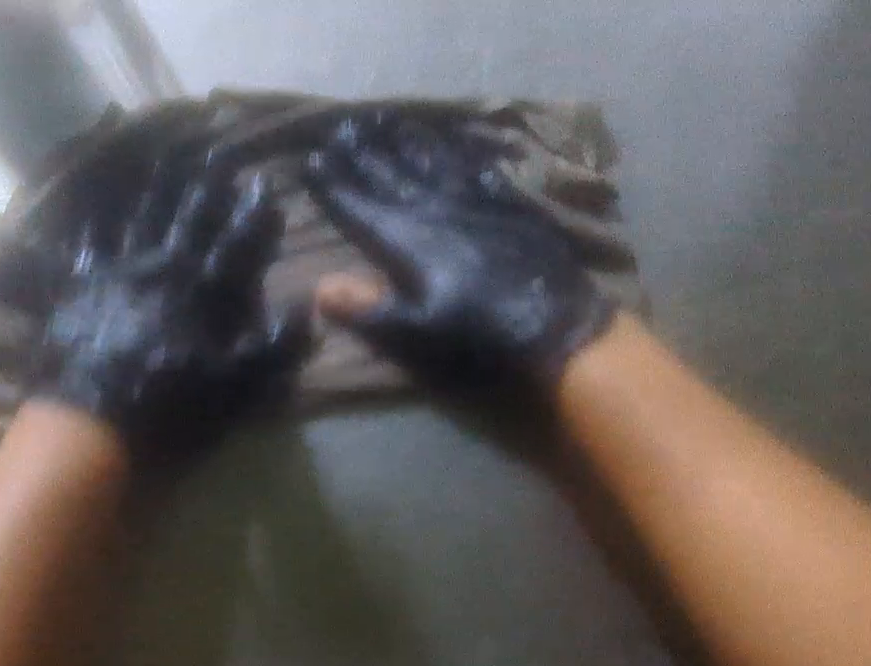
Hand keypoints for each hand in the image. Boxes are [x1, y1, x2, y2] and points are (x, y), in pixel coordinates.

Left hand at [0, 170, 309, 463]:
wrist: (93, 424)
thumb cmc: (170, 410)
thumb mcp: (237, 389)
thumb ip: (275, 348)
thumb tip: (306, 309)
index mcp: (202, 292)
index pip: (237, 243)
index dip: (253, 215)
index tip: (264, 187)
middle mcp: (162, 268)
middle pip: (189, 217)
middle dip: (206, 186)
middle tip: (216, 154)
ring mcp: (116, 271)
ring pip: (139, 216)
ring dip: (154, 187)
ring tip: (163, 157)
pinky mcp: (77, 286)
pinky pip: (82, 242)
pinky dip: (86, 218)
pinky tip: (86, 199)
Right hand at [304, 113, 617, 399]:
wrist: (556, 327)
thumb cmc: (477, 338)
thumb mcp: (415, 333)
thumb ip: (368, 307)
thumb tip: (319, 285)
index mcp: (408, 242)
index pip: (361, 206)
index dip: (336, 185)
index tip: (314, 159)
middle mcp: (438, 211)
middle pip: (393, 175)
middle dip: (365, 153)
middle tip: (344, 126)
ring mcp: (477, 204)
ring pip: (435, 161)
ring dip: (409, 142)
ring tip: (390, 121)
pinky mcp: (511, 206)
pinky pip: (479, 168)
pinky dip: (462, 153)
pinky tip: (457, 144)